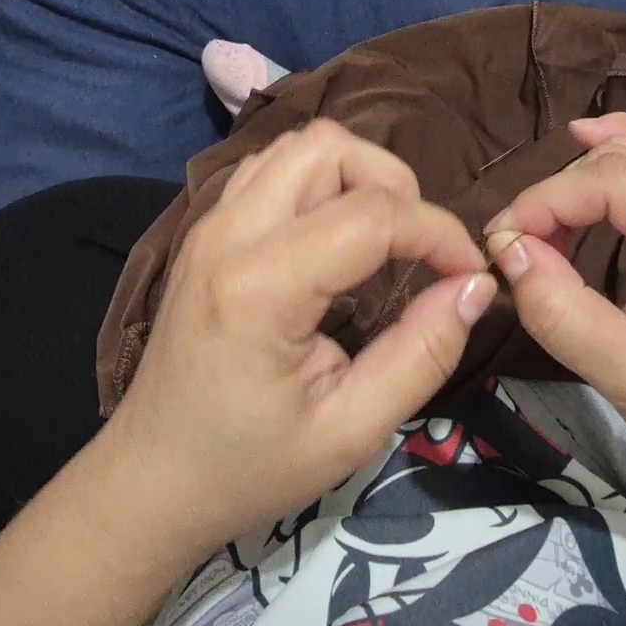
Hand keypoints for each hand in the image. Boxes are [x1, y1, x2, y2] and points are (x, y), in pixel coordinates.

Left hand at [101, 120, 496, 554]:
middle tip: (418, 249)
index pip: (372, 213)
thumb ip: (422, 353)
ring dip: (355, 175)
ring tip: (382, 238)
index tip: (470, 275)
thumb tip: (475, 287)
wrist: (150, 479)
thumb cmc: (249, 467)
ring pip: (298, 146)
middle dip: (394, 184)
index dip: (439, 233)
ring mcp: (210, 223)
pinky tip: (334, 236)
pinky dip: (319, 182)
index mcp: (261, 286)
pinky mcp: (207, 228)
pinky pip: (271, 168)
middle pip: (329, 147)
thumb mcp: (351, 431)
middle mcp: (229, 233)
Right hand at [484, 113, 625, 493]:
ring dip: (575, 183)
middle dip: (555, 196)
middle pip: (622, 161)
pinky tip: (582, 138)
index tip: (501, 244)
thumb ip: (563, 316)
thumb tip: (510, 250)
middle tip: (516, 250)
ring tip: (542, 231)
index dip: (547, 201)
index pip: (617, 182)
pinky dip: (616, 145)